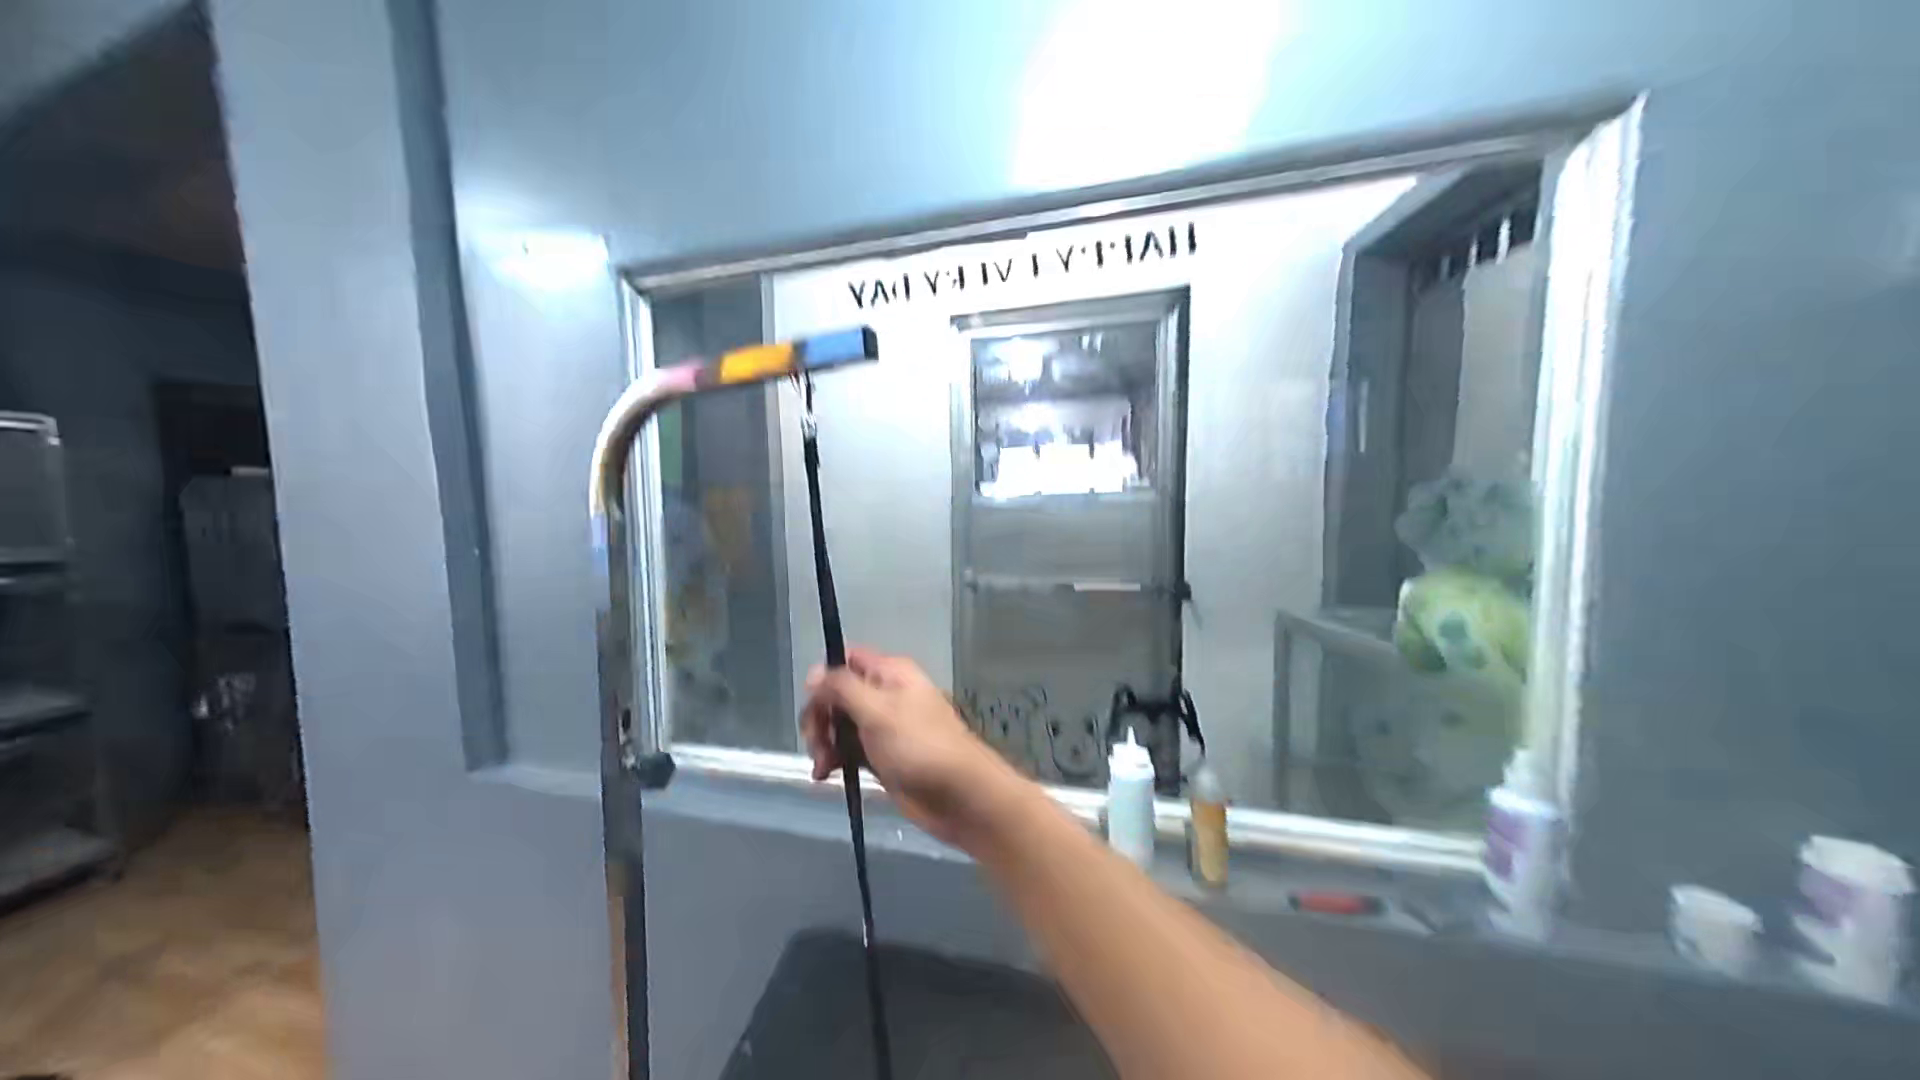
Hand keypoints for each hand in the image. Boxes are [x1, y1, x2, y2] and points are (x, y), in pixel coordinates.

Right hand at [801, 647, 1035, 851]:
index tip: (814, 703)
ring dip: (823, 742)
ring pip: (839, 724)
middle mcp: (885, 695)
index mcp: (889, 673)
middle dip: (820, 716)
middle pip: (838, 694)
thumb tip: (813, 673)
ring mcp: (883, 727)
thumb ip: (843, 688)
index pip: (847, 660)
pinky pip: (848, 750)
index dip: (826, 678)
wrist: (960, 796)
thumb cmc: (920, 746)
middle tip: (817, 742)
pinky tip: (824, 775)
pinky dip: (834, 759)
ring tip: (822, 766)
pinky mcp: (882, 757)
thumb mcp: (878, 710)